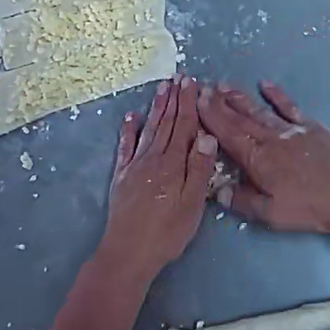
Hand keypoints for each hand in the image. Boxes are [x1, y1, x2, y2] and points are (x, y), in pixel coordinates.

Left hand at [99, 76, 216, 281]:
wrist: (128, 252)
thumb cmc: (166, 233)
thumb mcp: (192, 204)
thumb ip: (199, 169)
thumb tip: (207, 134)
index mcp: (173, 164)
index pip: (184, 126)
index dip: (188, 103)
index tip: (191, 82)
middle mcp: (153, 158)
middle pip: (167, 123)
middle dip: (174, 99)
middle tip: (179, 77)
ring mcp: (135, 165)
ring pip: (149, 129)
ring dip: (156, 108)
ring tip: (162, 87)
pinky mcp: (122, 175)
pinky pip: (126, 146)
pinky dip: (129, 129)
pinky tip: (131, 116)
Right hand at [195, 81, 329, 233]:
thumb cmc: (311, 207)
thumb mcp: (273, 215)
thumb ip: (243, 201)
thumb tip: (217, 190)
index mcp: (257, 160)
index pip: (227, 134)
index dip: (211, 117)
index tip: (196, 101)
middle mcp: (269, 139)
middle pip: (239, 119)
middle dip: (218, 103)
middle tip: (201, 87)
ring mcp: (289, 130)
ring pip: (258, 110)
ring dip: (239, 98)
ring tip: (222, 85)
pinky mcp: (309, 127)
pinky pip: (288, 107)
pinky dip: (276, 95)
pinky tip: (265, 84)